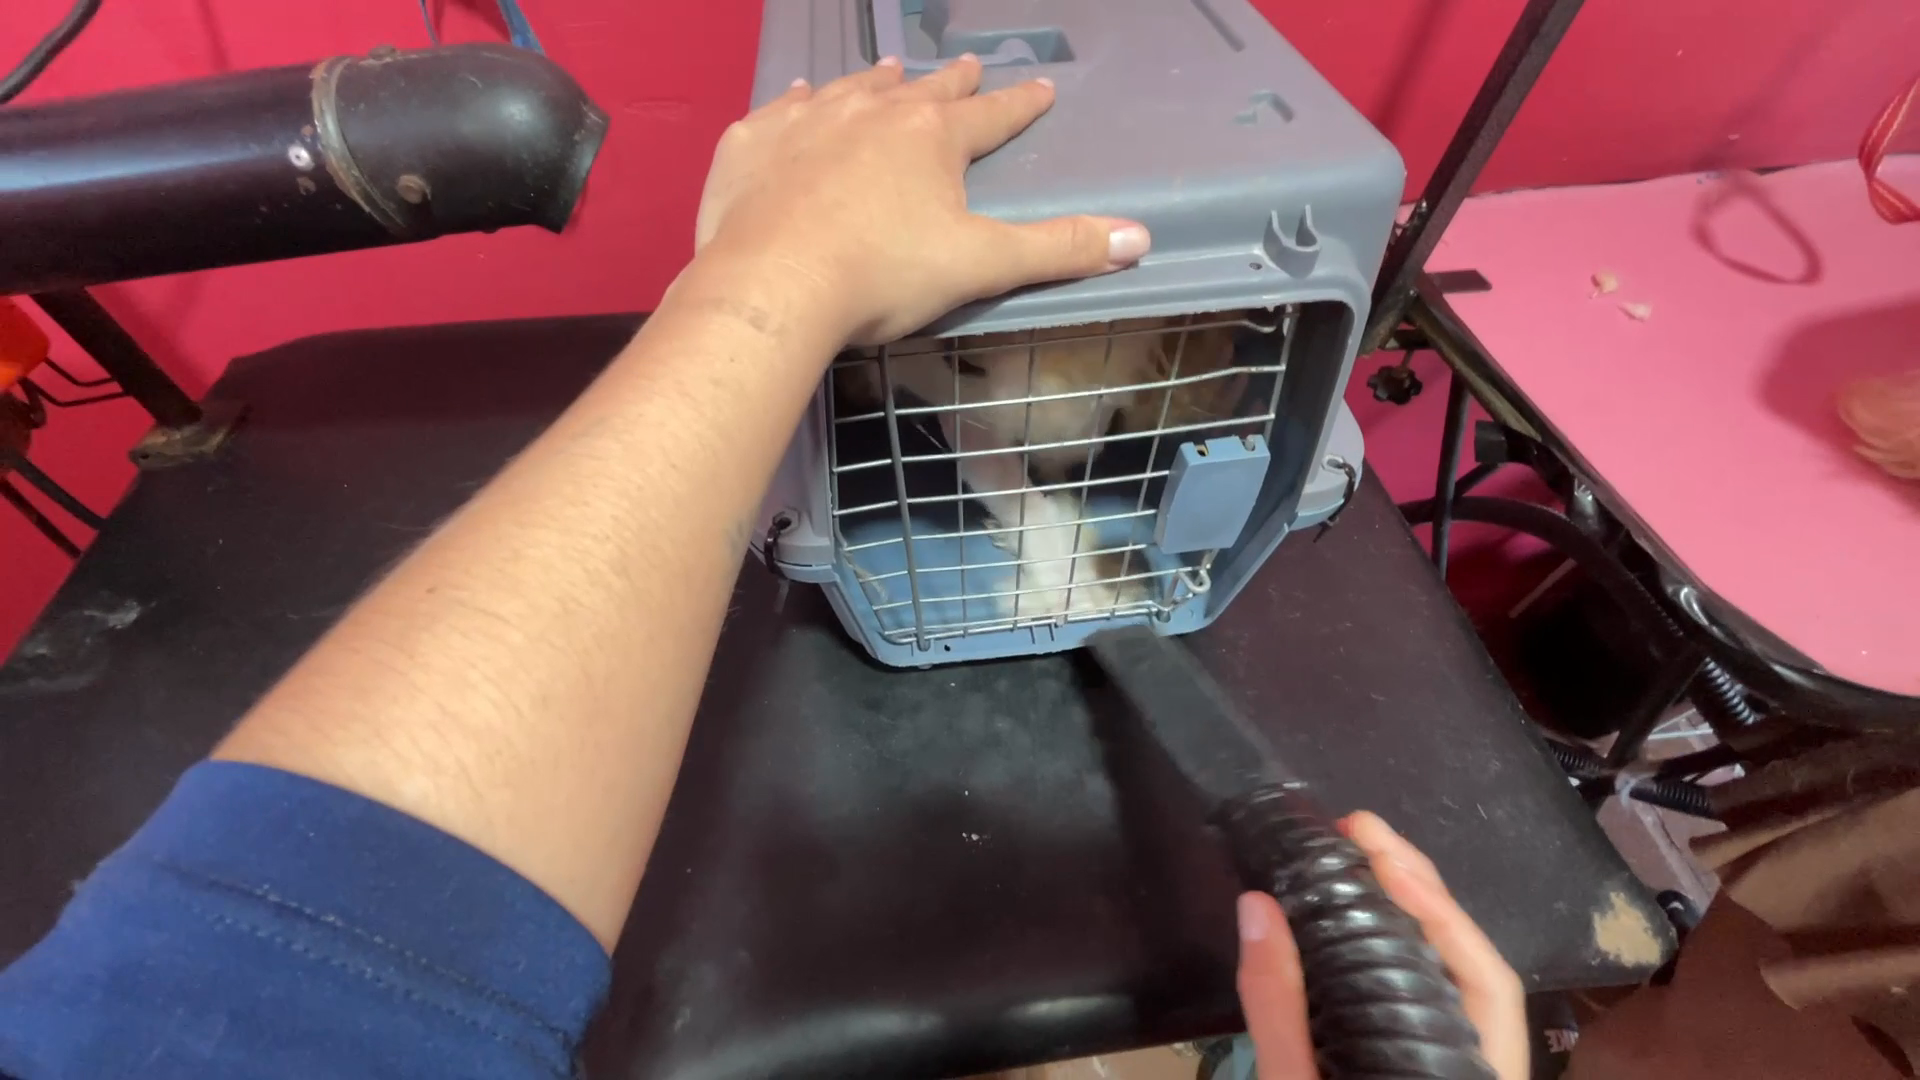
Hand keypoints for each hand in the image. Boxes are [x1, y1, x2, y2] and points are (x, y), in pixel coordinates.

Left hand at [691, 55, 1150, 345]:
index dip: (1020, 106)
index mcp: (933, 137)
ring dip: (878, 83)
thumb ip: (1057, 251)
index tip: (1041, 90)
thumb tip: (1140, 239)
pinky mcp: (753, 145)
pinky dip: (799, 104)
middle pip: (924, 91)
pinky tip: (800, 99)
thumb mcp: (981, 266)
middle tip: (967, 68)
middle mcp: (873, 111)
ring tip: (889, 72)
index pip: (992, 116)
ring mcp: (808, 121)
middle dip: (952, 83)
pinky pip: (782, 110)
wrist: (776, 283)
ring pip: (853, 89)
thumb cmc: (885, 274)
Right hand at [1235, 812, 1528, 1079]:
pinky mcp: (1418, 1067)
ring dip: (1405, 913)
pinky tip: (1354, 925)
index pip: (1481, 980)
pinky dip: (1390, 948)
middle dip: (1417, 888)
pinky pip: (1419, 998)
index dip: (1434, 905)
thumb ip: (1278, 1007)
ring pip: (1447, 982)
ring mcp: (1451, 1070)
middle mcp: (1475, 1070)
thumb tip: (1257, 907)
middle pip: (1469, 967)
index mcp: (1465, 1077)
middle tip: (1356, 831)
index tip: (1373, 846)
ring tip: (1354, 861)